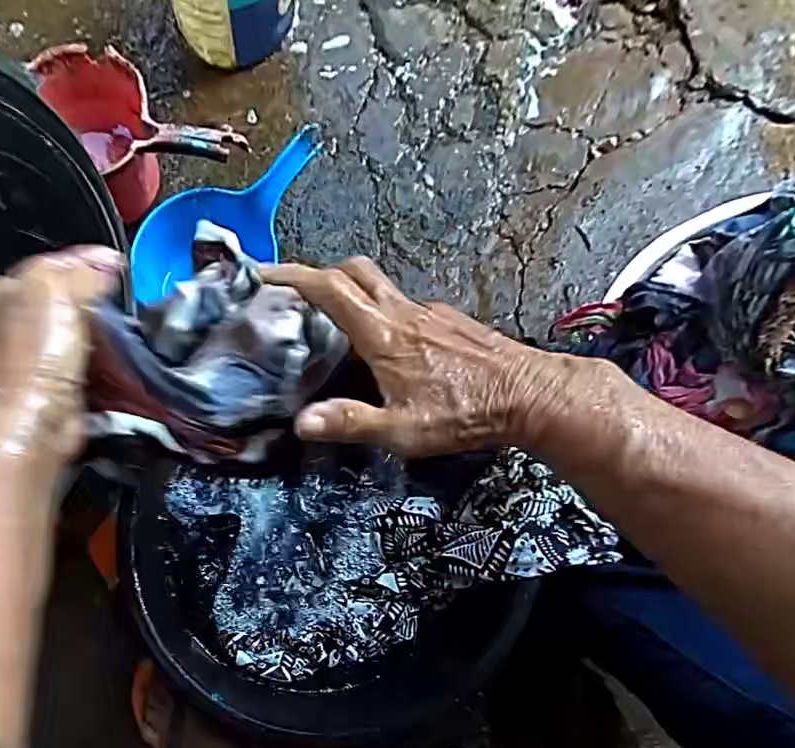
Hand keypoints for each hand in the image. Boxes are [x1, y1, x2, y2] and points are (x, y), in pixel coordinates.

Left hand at [0, 245, 123, 461]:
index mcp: (3, 291)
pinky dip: (104, 367)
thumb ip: (81, 271)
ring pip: (81, 336)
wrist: (35, 424)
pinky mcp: (55, 389)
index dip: (86, 263)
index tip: (116, 265)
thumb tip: (105, 262)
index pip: (51, 265)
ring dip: (104, 339)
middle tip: (119, 305)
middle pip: (67, 301)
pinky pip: (88, 368)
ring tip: (120, 338)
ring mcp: (34, 360)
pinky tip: (114, 366)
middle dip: (97, 304)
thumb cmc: (31, 362)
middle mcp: (13, 325)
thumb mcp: (56, 291)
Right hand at [260, 257, 629, 458]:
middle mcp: (404, 312)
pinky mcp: (446, 321)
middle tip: (296, 295)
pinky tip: (381, 347)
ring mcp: (429, 312)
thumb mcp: (403, 430)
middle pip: (354, 271)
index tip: (263, 272)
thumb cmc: (465, 414)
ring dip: (349, 293)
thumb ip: (351, 422)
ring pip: (379, 286)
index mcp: (384, 334)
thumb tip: (302, 423)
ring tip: (331, 326)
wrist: (532, 395)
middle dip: (318, 274)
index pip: (330, 288)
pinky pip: (402, 304)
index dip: (292, 275)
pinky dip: (378, 311)